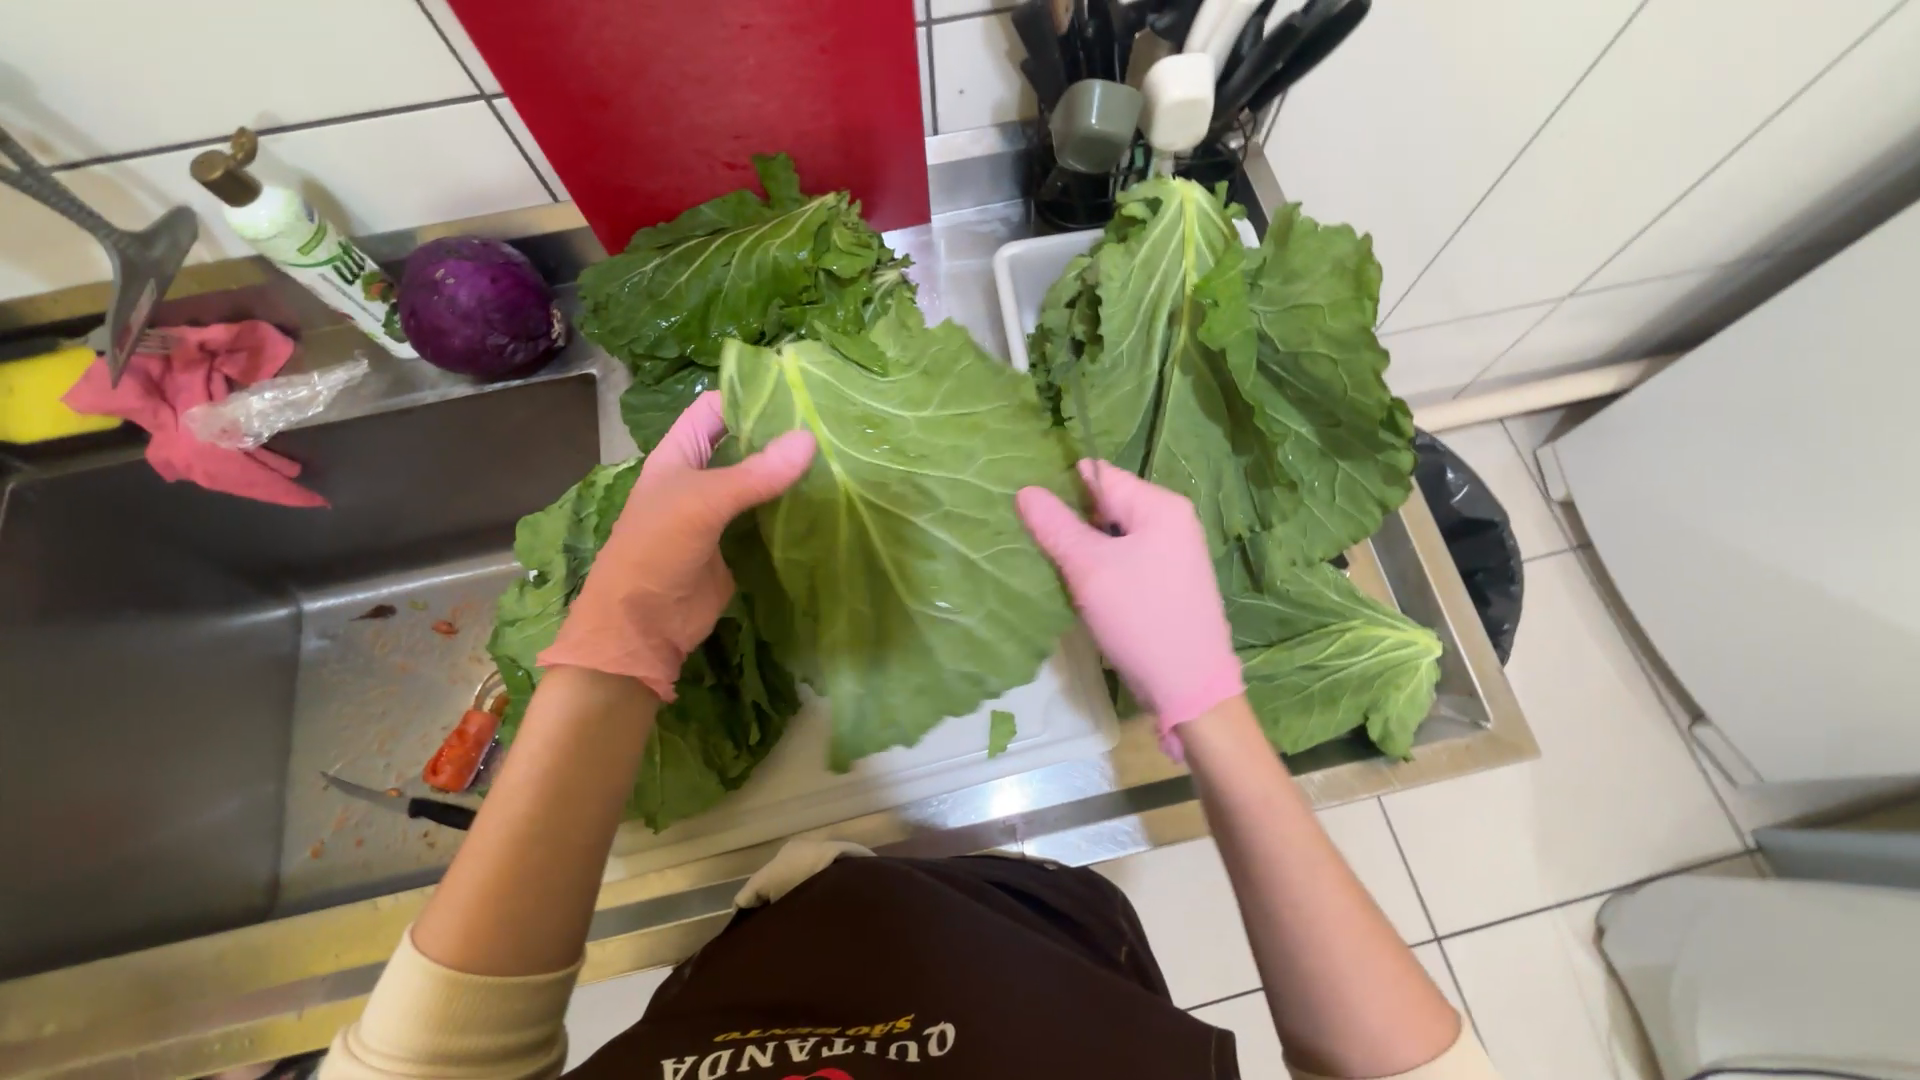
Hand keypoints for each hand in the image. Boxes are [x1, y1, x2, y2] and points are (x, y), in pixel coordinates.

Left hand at [538, 392, 814, 700]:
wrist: (643, 627)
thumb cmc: (656, 552)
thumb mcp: (701, 503)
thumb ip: (754, 474)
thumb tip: (810, 440)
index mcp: (680, 453)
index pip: (716, 408)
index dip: (750, 395)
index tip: (799, 391)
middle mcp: (703, 477)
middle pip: (746, 443)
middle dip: (782, 434)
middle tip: (834, 425)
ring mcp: (724, 513)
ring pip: (764, 482)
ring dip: (794, 474)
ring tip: (843, 458)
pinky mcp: (742, 545)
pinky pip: (773, 519)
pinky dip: (796, 511)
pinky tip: (829, 502)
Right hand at [1017, 461, 1244, 757]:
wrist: (1190, 689)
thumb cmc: (1140, 618)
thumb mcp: (1089, 569)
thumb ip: (1055, 526)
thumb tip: (1025, 490)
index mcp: (1160, 506)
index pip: (1100, 476)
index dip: (1062, 488)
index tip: (1029, 509)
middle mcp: (1173, 521)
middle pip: (1108, 505)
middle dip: (1073, 522)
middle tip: (1036, 544)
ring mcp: (1175, 554)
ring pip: (1114, 538)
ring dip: (1085, 551)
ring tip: (1055, 569)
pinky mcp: (1169, 584)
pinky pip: (1127, 562)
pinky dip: (1103, 571)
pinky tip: (1084, 591)